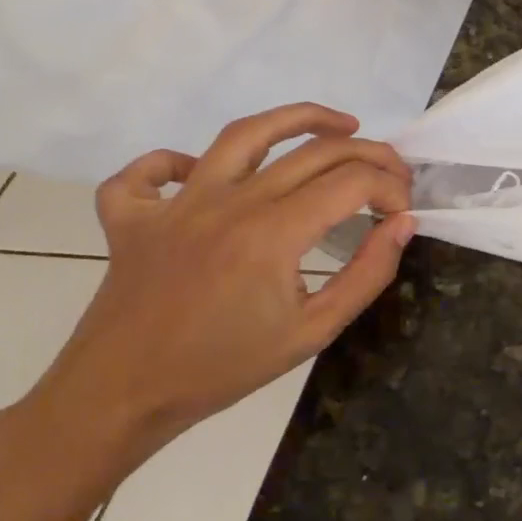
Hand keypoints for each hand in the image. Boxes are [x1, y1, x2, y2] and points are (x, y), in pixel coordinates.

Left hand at [25, 103, 415, 461]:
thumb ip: (369, 273)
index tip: (403, 215)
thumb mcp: (316, 331)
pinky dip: (176, 163)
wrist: (118, 401)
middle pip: (316, 151)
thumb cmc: (223, 369)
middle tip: (395, 175)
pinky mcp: (132, 219)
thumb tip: (403, 224)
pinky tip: (204, 175)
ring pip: (244, 134)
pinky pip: (150, 172)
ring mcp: (174, 206)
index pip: (354, 182)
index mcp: (272, 233)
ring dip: (300, 119)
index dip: (392, 190)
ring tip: (340, 125)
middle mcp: (227, 204)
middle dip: (371, 155)